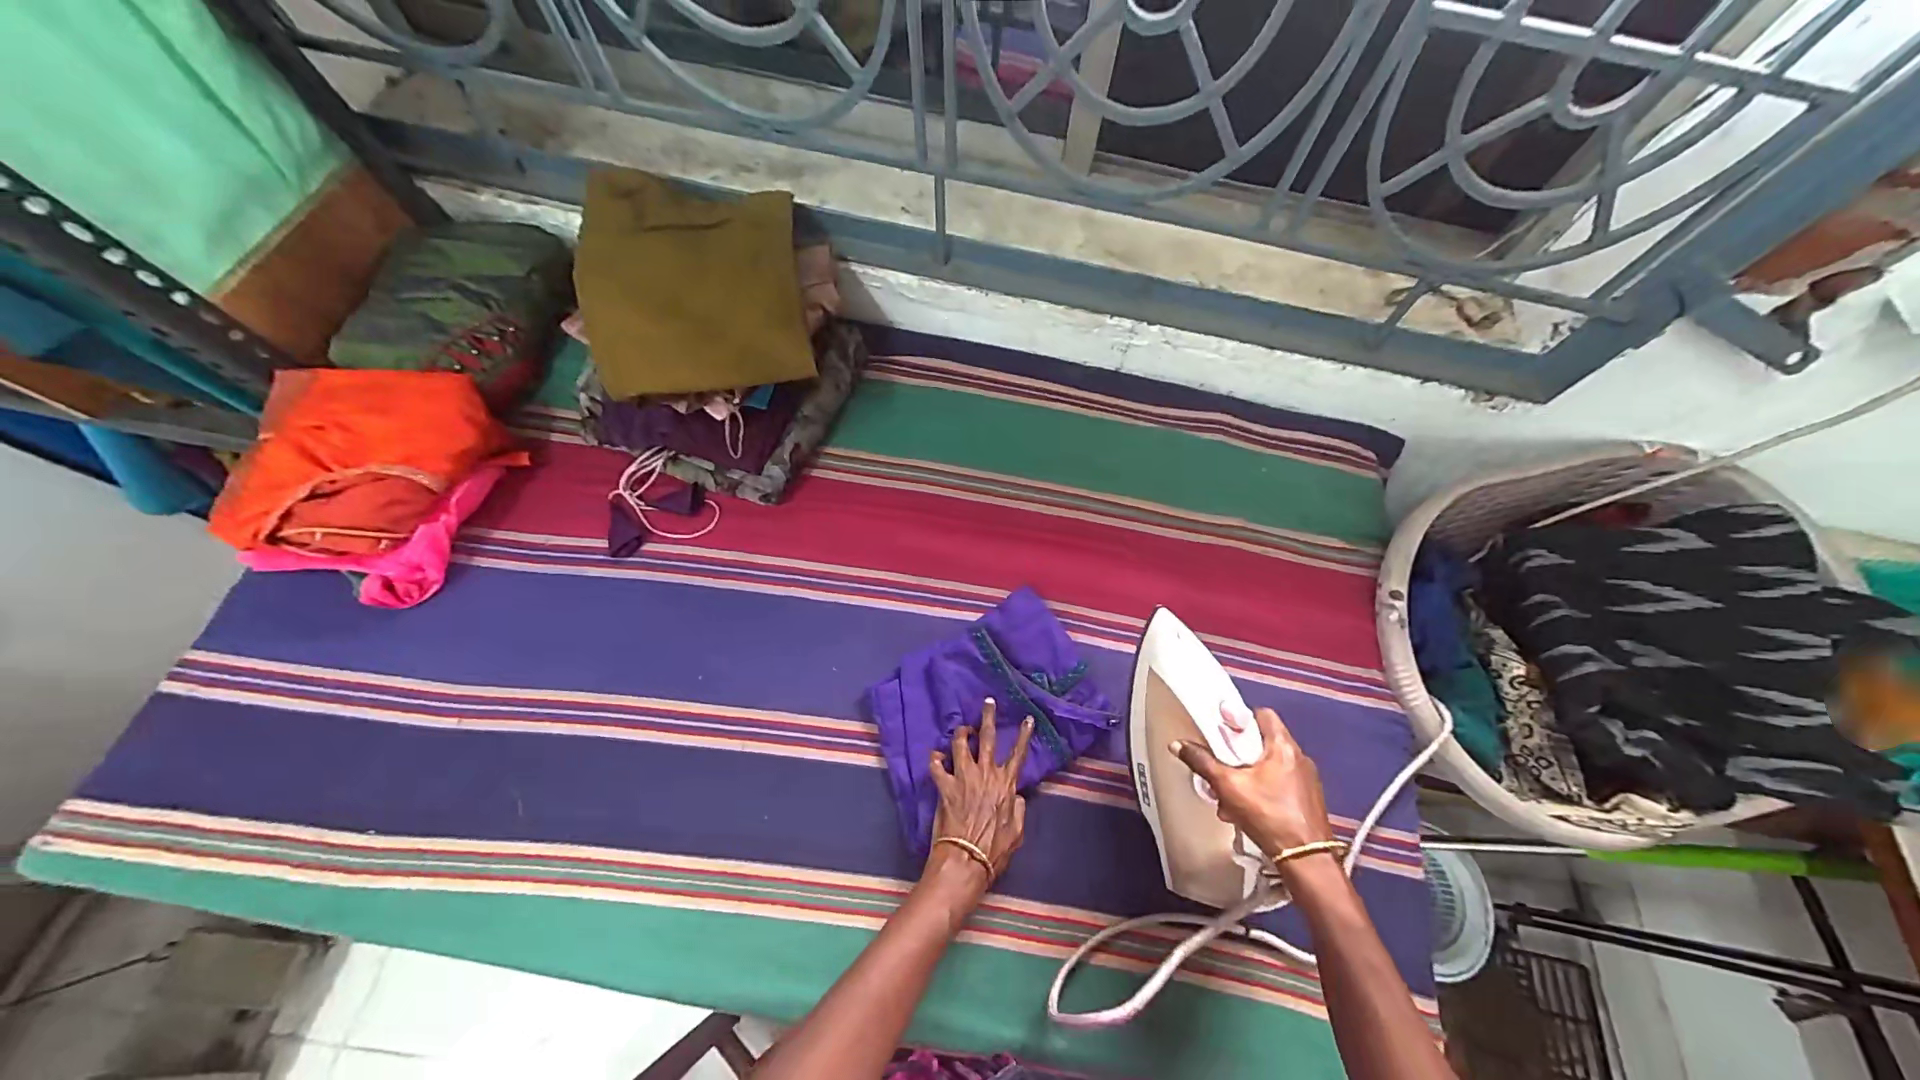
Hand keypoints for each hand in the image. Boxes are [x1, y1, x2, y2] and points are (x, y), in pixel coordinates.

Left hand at [927, 699, 1033, 890]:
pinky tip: (936, 756)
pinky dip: (935, 758)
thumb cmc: (994, 851)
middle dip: (988, 717)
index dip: (1024, 735)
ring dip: (961, 733)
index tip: (1028, 719)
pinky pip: (936, 765)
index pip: (1018, 754)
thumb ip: (1018, 810)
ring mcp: (962, 778)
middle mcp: (985, 774)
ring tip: (962, 729)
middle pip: (987, 738)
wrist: (965, 861)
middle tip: (987, 702)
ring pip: (960, 744)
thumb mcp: (1017, 832)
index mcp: (1006, 785)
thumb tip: (1017, 796)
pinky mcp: (944, 786)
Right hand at [1172, 704, 1334, 858]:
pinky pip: (1278, 784)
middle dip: (1237, 754)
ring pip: (1268, 765)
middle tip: (1221, 766)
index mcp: (1283, 746)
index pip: (1263, 714)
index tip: (1222, 731)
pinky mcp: (1308, 799)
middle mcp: (1299, 757)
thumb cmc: (1268, 815)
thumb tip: (1177, 744)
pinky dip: (1260, 790)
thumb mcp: (1227, 786)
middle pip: (1262, 742)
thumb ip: (1202, 762)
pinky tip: (1245, 810)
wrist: (1306, 860)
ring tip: (1229, 795)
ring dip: (1246, 775)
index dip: (1240, 718)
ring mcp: (1307, 779)